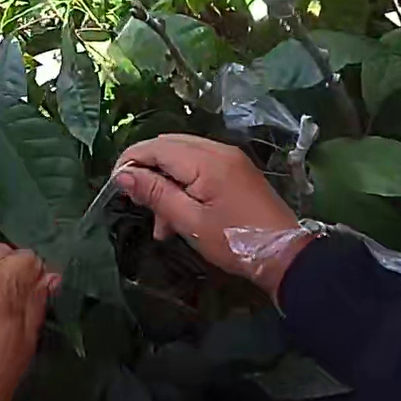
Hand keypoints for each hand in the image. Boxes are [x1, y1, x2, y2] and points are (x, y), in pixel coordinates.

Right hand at [112, 134, 308, 298]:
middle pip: (169, 146)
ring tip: (159, 223)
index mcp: (207, 160)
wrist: (285, 254)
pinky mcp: (236, 170)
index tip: (115, 185)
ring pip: (183, 156)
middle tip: (134, 201)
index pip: (157, 147)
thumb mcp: (189, 221)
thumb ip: (156, 194)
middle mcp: (218, 150)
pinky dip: (183, 183)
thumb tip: (123, 175)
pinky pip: (199, 165)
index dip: (131, 161)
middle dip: (147, 169)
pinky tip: (178, 214)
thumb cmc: (234, 241)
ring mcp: (230, 158)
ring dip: (164, 180)